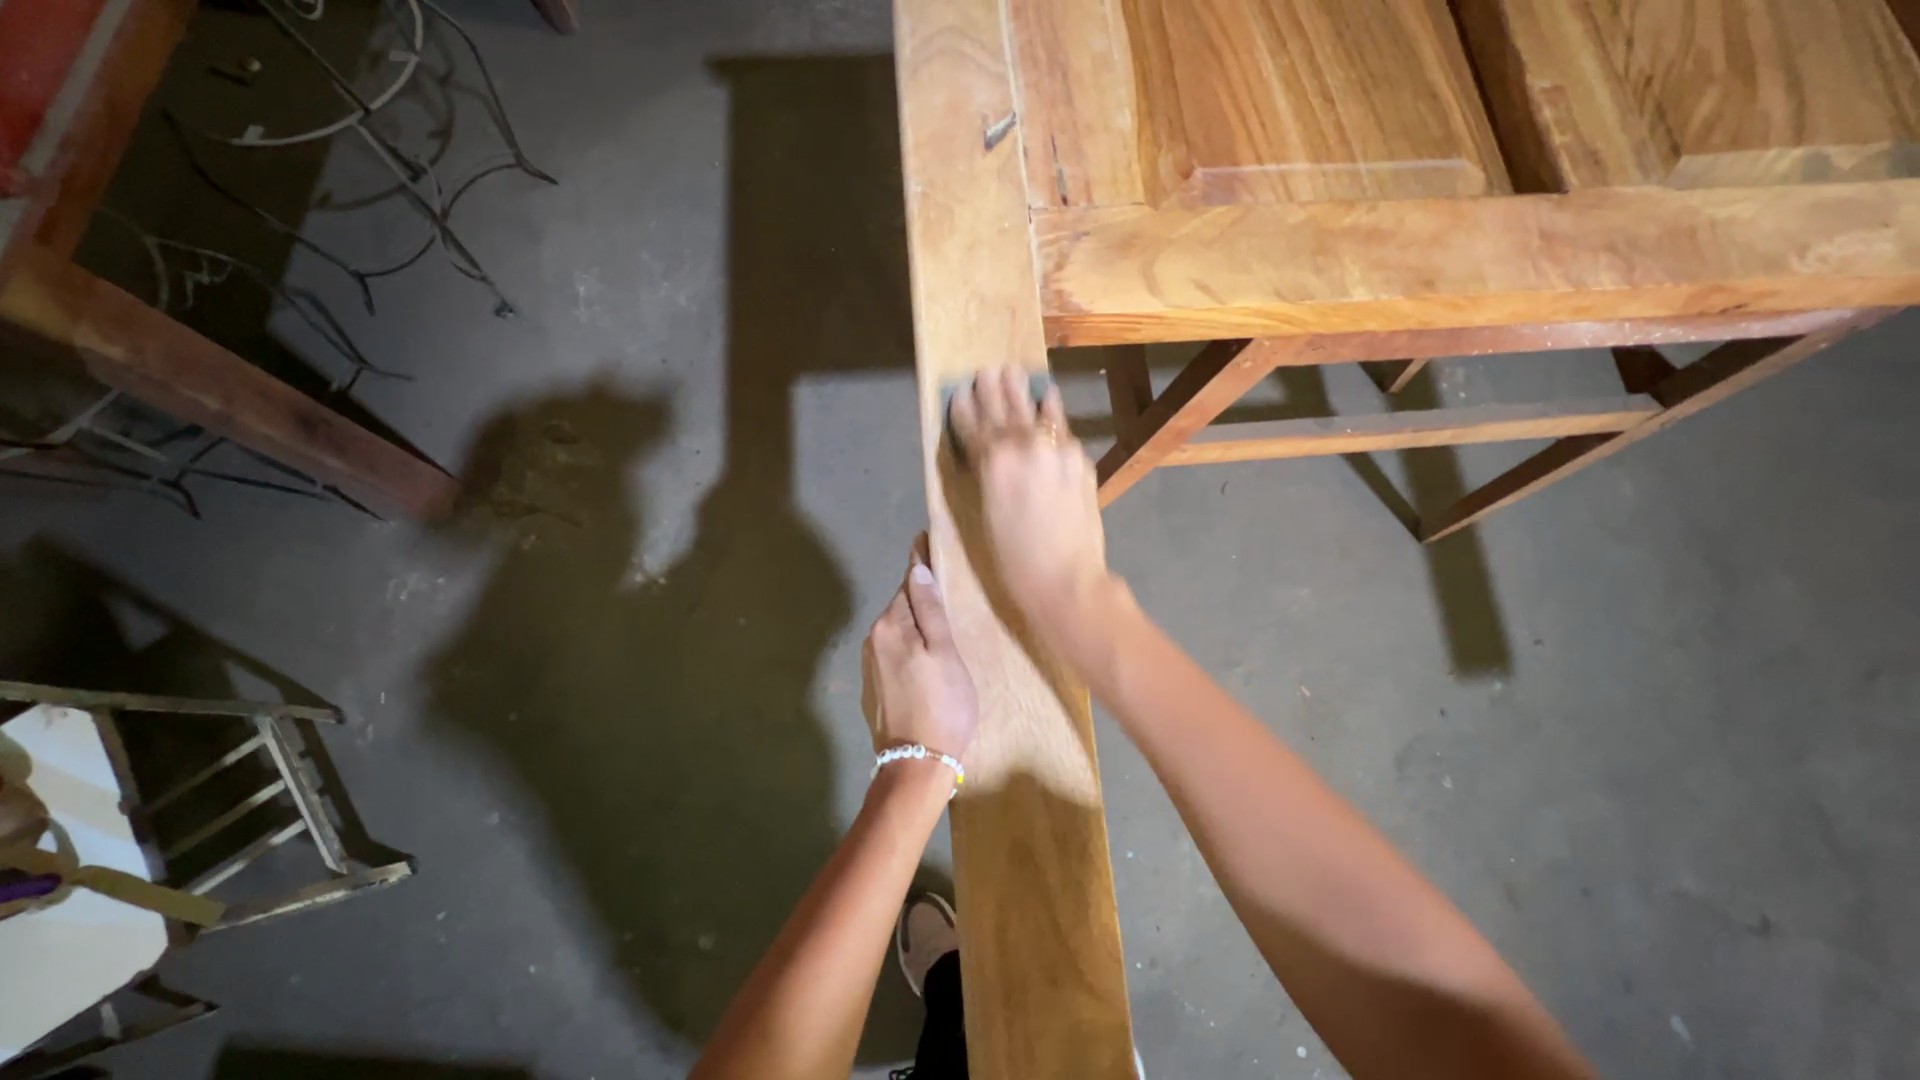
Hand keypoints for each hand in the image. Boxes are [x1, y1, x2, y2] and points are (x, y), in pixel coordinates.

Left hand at [862, 537, 978, 762]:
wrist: (916, 763)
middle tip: (944, 584)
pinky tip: (924, 659)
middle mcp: (872, 639)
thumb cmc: (942, 704)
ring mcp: (869, 666)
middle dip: (918, 595)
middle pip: (900, 606)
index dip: (921, 565)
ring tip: (939, 621)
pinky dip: (907, 648)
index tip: (927, 541)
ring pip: (896, 631)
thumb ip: (929, 610)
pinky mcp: (872, 688)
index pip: (907, 582)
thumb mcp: (945, 653)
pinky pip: (892, 654)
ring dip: (913, 623)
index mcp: (891, 625)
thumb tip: (917, 568)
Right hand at [949, 367, 1112, 632]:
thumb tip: (984, 455)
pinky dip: (1051, 409)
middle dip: (991, 390)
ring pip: (1032, 411)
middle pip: (1002, 410)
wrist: (1066, 579)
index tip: (960, 391)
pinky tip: (1048, 395)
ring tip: (1010, 371)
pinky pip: (1060, 426)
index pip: (972, 425)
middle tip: (984, 370)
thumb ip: (985, 476)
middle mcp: (1022, 445)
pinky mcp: (1078, 458)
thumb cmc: (1014, 560)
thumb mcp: (985, 516)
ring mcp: (1054, 448)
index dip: (964, 407)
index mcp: (991, 462)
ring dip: (1019, 391)